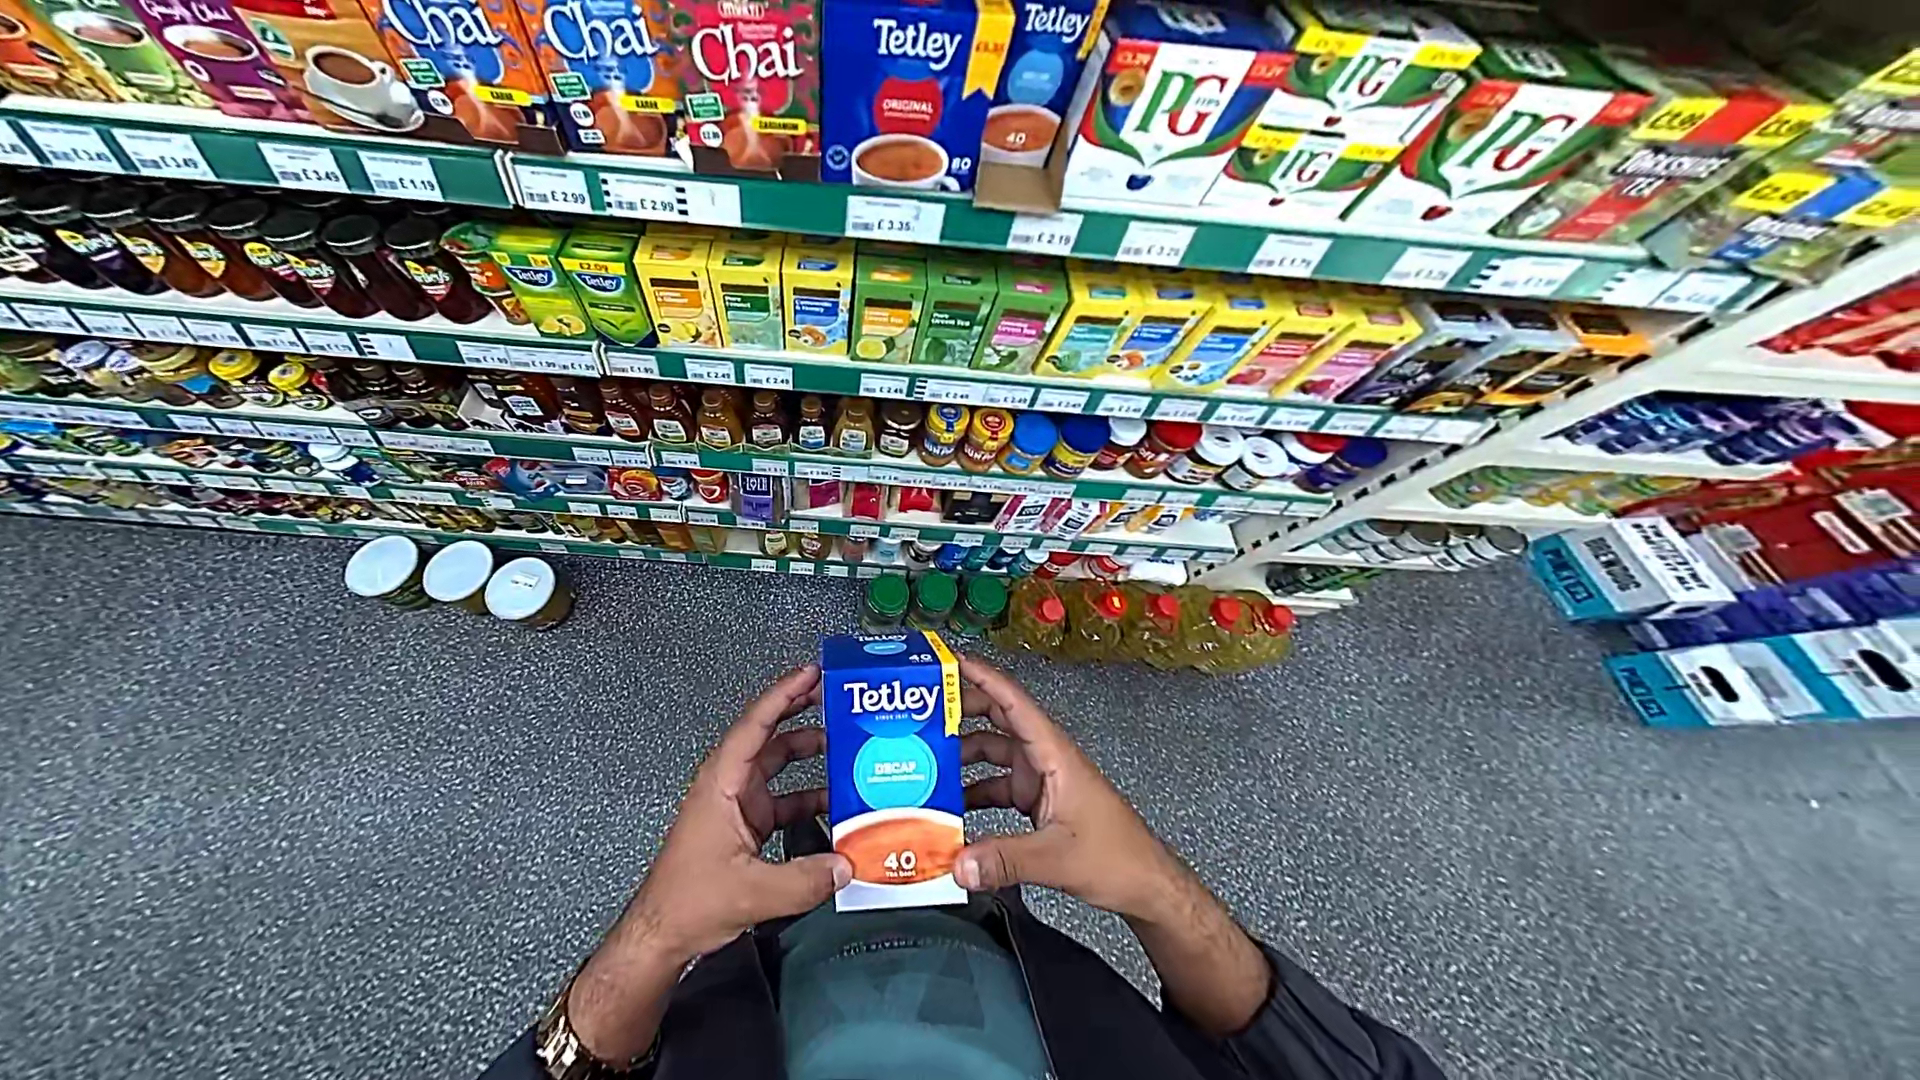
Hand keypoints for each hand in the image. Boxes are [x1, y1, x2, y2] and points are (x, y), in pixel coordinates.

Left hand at [569, 664, 850, 1061]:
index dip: (784, 694)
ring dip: (810, 752)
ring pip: (779, 763)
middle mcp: (730, 785)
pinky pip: (785, 796)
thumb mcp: (752, 892)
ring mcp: (739, 803)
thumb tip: (846, 864)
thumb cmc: (685, 904)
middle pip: (769, 734)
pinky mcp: (747, 822)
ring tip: (844, 745)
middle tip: (833, 694)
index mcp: (722, 783)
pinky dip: (810, 794)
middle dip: (801, 709)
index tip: (811, 674)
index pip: (755, 724)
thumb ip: (805, 879)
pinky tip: (835, 803)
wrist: (661, 936)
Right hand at [954, 655, 1187, 921]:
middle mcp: (1045, 757)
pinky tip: (951, 806)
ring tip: (928, 761)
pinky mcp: (1037, 800)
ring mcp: (1040, 778)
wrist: (1146, 883)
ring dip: (963, 756)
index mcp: (1054, 753)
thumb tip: (959, 863)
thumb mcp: (1057, 858)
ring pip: (994, 753)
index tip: (952, 662)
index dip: (983, 677)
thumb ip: (1005, 860)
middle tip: (924, 712)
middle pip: (997, 720)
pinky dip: (973, 790)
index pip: (1014, 701)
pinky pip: (996, 784)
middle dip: (961, 712)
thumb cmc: (1119, 856)